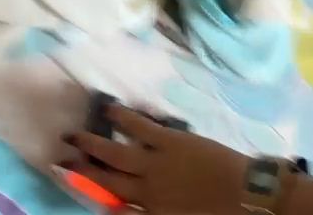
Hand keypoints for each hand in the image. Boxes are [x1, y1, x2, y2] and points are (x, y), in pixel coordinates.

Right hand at [59, 104, 251, 214]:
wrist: (251, 198)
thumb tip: (125, 209)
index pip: (114, 209)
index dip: (93, 199)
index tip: (73, 187)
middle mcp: (147, 192)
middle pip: (107, 180)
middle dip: (82, 171)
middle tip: (61, 158)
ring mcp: (156, 164)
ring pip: (115, 153)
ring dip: (92, 144)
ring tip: (74, 135)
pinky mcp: (169, 141)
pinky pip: (139, 126)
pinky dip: (122, 116)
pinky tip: (108, 108)